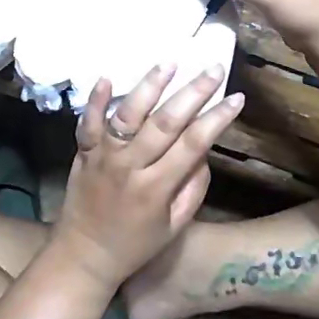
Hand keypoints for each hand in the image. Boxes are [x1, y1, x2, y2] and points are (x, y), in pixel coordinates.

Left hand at [49, 65, 244, 291]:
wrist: (83, 256)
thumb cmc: (135, 244)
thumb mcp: (174, 226)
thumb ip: (193, 188)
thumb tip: (204, 150)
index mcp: (157, 188)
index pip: (193, 144)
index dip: (217, 119)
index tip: (235, 97)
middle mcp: (131, 166)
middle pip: (165, 123)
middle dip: (193, 93)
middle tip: (213, 69)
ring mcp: (104, 155)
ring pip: (128, 115)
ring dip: (149, 86)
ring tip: (170, 63)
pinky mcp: (83, 150)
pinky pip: (87, 122)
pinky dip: (95, 100)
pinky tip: (106, 76)